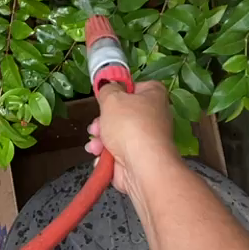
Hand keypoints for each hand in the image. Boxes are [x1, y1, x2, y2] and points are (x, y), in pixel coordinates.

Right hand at [84, 80, 183, 202]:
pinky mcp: (137, 157)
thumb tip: (107, 84)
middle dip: (102, 122)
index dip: (117, 92)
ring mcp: (145, 138)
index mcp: (153, 95)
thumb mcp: (111, 99)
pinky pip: (117, 152)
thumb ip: (106, 89)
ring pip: (115, 135)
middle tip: (95, 127)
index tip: (105, 99)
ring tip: (95, 146)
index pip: (134, 87)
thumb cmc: (129, 126)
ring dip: (100, 140)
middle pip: (121, 114)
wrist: (141, 165)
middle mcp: (153, 115)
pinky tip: (100, 157)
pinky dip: (106, 155)